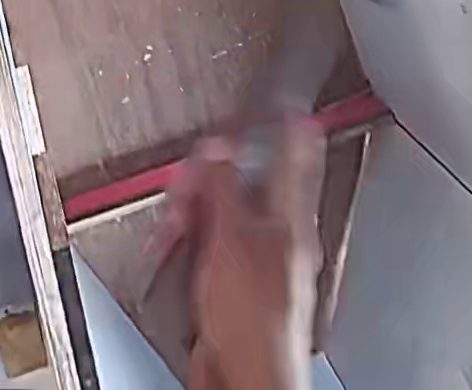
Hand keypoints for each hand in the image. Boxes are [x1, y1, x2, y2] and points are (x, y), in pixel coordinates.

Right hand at [165, 116, 323, 389]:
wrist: (239, 372)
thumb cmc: (253, 319)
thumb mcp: (231, 237)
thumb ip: (222, 186)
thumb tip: (220, 148)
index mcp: (287, 222)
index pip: (294, 165)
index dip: (291, 134)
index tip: (295, 109)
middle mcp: (272, 235)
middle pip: (239, 182)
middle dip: (206, 179)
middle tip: (188, 186)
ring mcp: (249, 254)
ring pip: (215, 206)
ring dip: (189, 208)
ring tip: (178, 224)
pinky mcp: (225, 272)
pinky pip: (202, 234)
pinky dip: (185, 232)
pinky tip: (177, 241)